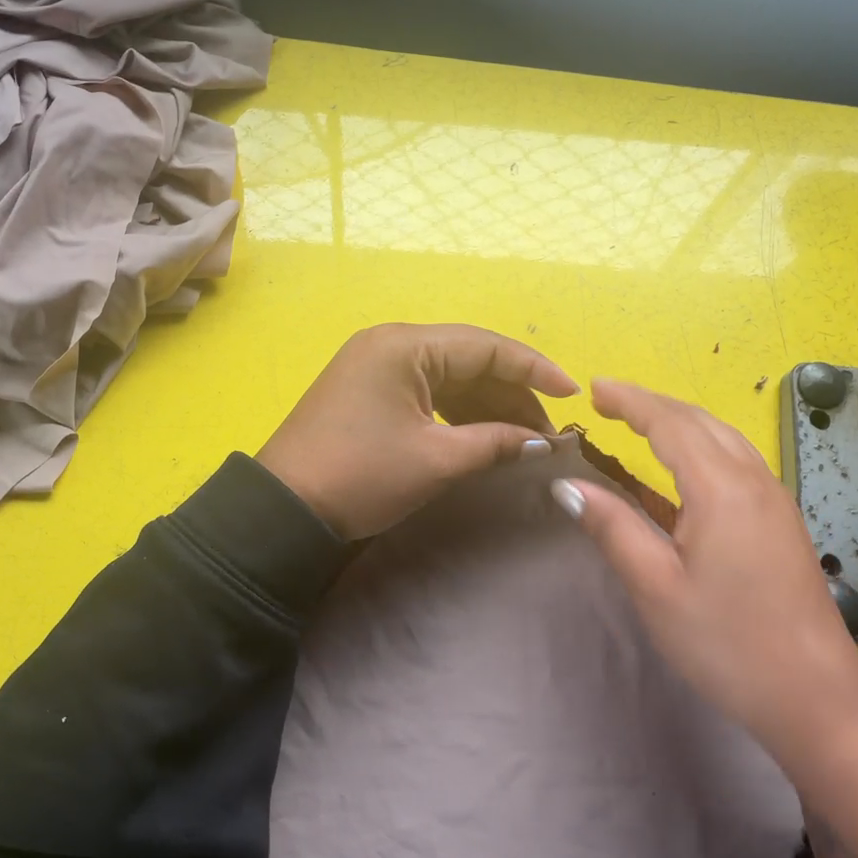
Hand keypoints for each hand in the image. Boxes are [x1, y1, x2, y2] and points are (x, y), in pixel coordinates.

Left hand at [257, 324, 578, 539]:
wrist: (284, 511)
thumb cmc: (361, 477)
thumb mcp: (435, 460)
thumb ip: (494, 444)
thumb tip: (541, 444)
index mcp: (403, 346)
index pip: (485, 346)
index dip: (534, 369)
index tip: (573, 394)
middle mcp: (390, 345)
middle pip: (469, 359)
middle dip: (513, 394)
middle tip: (550, 432)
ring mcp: (376, 367)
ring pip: (450, 378)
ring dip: (488, 406)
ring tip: (526, 440)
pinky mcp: (369, 392)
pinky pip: (427, 393)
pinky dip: (459, 414)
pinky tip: (487, 437)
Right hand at [554, 377, 857, 857]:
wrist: (814, 697)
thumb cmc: (726, 642)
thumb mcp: (655, 586)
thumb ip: (612, 527)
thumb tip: (567, 486)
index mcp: (722, 489)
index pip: (670, 424)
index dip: (630, 402)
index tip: (593, 389)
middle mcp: (754, 482)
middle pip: (701, 422)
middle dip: (653, 405)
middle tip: (607, 402)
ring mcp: (774, 503)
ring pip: (723, 441)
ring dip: (679, 424)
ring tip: (638, 425)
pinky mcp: (780, 525)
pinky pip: (735, 465)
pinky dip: (700, 450)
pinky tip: (678, 474)